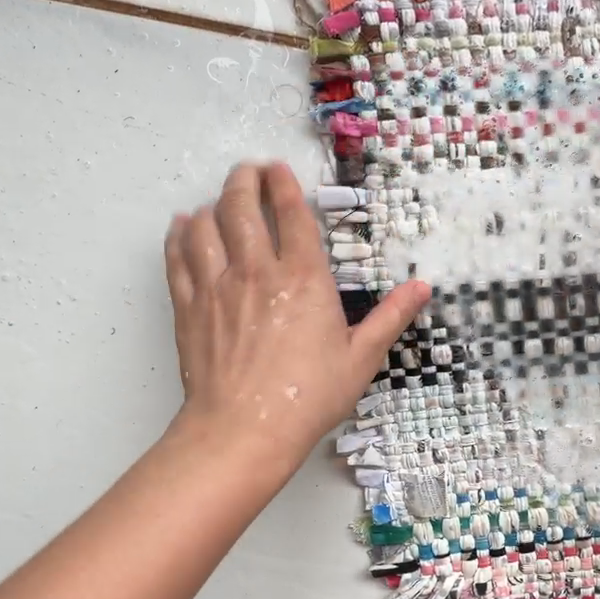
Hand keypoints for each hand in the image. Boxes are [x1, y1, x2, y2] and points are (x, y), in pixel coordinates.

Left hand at [163, 162, 428, 467]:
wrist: (246, 428)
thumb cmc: (309, 396)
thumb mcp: (362, 358)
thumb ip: (391, 316)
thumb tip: (422, 288)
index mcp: (304, 278)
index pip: (291, 213)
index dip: (284, 185)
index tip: (280, 170)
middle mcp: (257, 271)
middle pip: (240, 205)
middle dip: (244, 180)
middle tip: (249, 171)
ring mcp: (216, 286)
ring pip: (204, 224)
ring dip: (212, 204)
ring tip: (219, 201)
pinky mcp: (188, 307)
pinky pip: (177, 256)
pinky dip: (179, 234)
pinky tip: (183, 228)